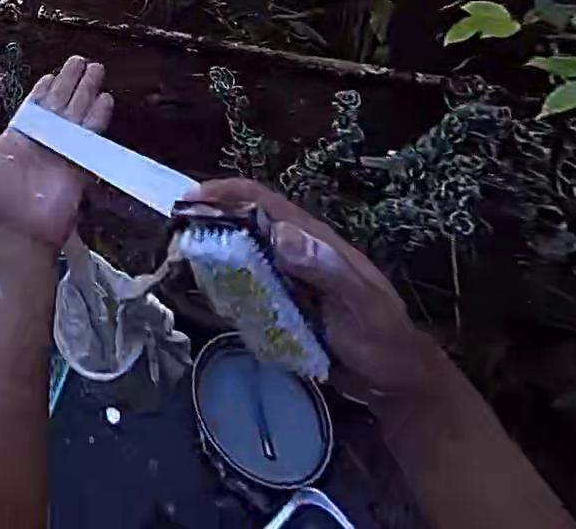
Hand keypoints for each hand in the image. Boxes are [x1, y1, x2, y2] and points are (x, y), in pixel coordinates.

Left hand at [0, 56, 112, 250]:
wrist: (18, 233)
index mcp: (20, 134)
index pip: (35, 104)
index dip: (45, 88)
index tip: (53, 72)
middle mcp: (44, 138)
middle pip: (61, 103)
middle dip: (72, 81)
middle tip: (83, 60)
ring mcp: (64, 150)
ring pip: (78, 114)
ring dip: (87, 92)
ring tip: (98, 70)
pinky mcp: (80, 165)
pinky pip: (91, 137)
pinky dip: (98, 118)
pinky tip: (105, 100)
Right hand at [188, 178, 445, 405]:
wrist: (397, 382)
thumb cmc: (384, 340)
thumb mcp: (363, 306)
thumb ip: (328, 270)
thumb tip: (280, 232)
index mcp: (314, 238)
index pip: (263, 200)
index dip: (226, 192)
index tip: (191, 200)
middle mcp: (295, 247)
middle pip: (245, 217)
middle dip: (211, 215)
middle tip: (178, 228)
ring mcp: (287, 272)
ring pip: (242, 245)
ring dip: (213, 242)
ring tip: (184, 253)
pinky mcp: (281, 297)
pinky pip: (246, 277)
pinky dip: (224, 274)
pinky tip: (208, 285)